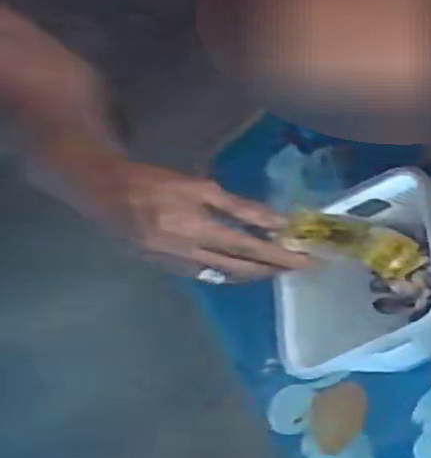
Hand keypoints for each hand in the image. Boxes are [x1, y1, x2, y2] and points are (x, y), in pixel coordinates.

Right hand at [68, 155, 310, 280]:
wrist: (93, 185)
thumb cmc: (152, 181)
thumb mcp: (203, 188)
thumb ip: (244, 208)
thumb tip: (282, 224)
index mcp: (191, 228)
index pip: (249, 249)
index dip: (282, 257)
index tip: (309, 261)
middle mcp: (178, 250)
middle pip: (239, 268)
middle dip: (273, 269)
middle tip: (299, 266)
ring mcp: (165, 260)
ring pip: (221, 276)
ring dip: (253, 273)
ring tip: (277, 266)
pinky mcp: (156, 264)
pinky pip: (201, 274)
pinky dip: (228, 272)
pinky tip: (245, 265)